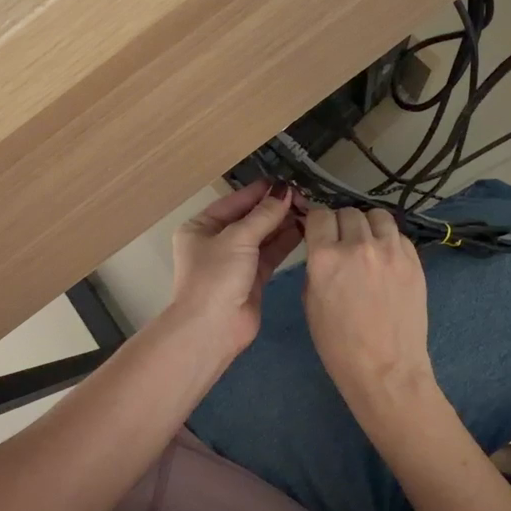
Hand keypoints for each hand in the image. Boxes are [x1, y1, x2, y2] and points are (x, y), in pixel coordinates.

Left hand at [168, 181, 303, 352]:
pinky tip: (303, 229)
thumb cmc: (216, 276)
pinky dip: (285, 242)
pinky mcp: (251, 279)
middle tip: (304, 197)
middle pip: (249, 218)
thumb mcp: (237, 239)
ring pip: (262, 236)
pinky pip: (270, 254)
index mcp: (201, 227)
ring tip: (309, 210)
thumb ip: (263, 215)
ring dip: (283, 224)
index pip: (234, 202)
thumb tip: (284, 191)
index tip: (286, 182)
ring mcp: (234, 262)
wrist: (212, 329)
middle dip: (274, 208)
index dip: (259, 192)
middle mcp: (215, 242)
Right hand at [303, 205, 436, 424]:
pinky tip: (385, 261)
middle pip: (348, 212)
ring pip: (377, 215)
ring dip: (368, 226)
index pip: (319, 215)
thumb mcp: (310, 302)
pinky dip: (389, 241)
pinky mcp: (414, 261)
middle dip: (341, 224)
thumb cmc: (338, 344)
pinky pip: (398, 235)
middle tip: (342, 243)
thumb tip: (322, 248)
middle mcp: (358, 246)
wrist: (386, 369)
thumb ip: (316, 267)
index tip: (318, 231)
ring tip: (367, 244)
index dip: (316, 222)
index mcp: (325, 257)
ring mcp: (390, 251)